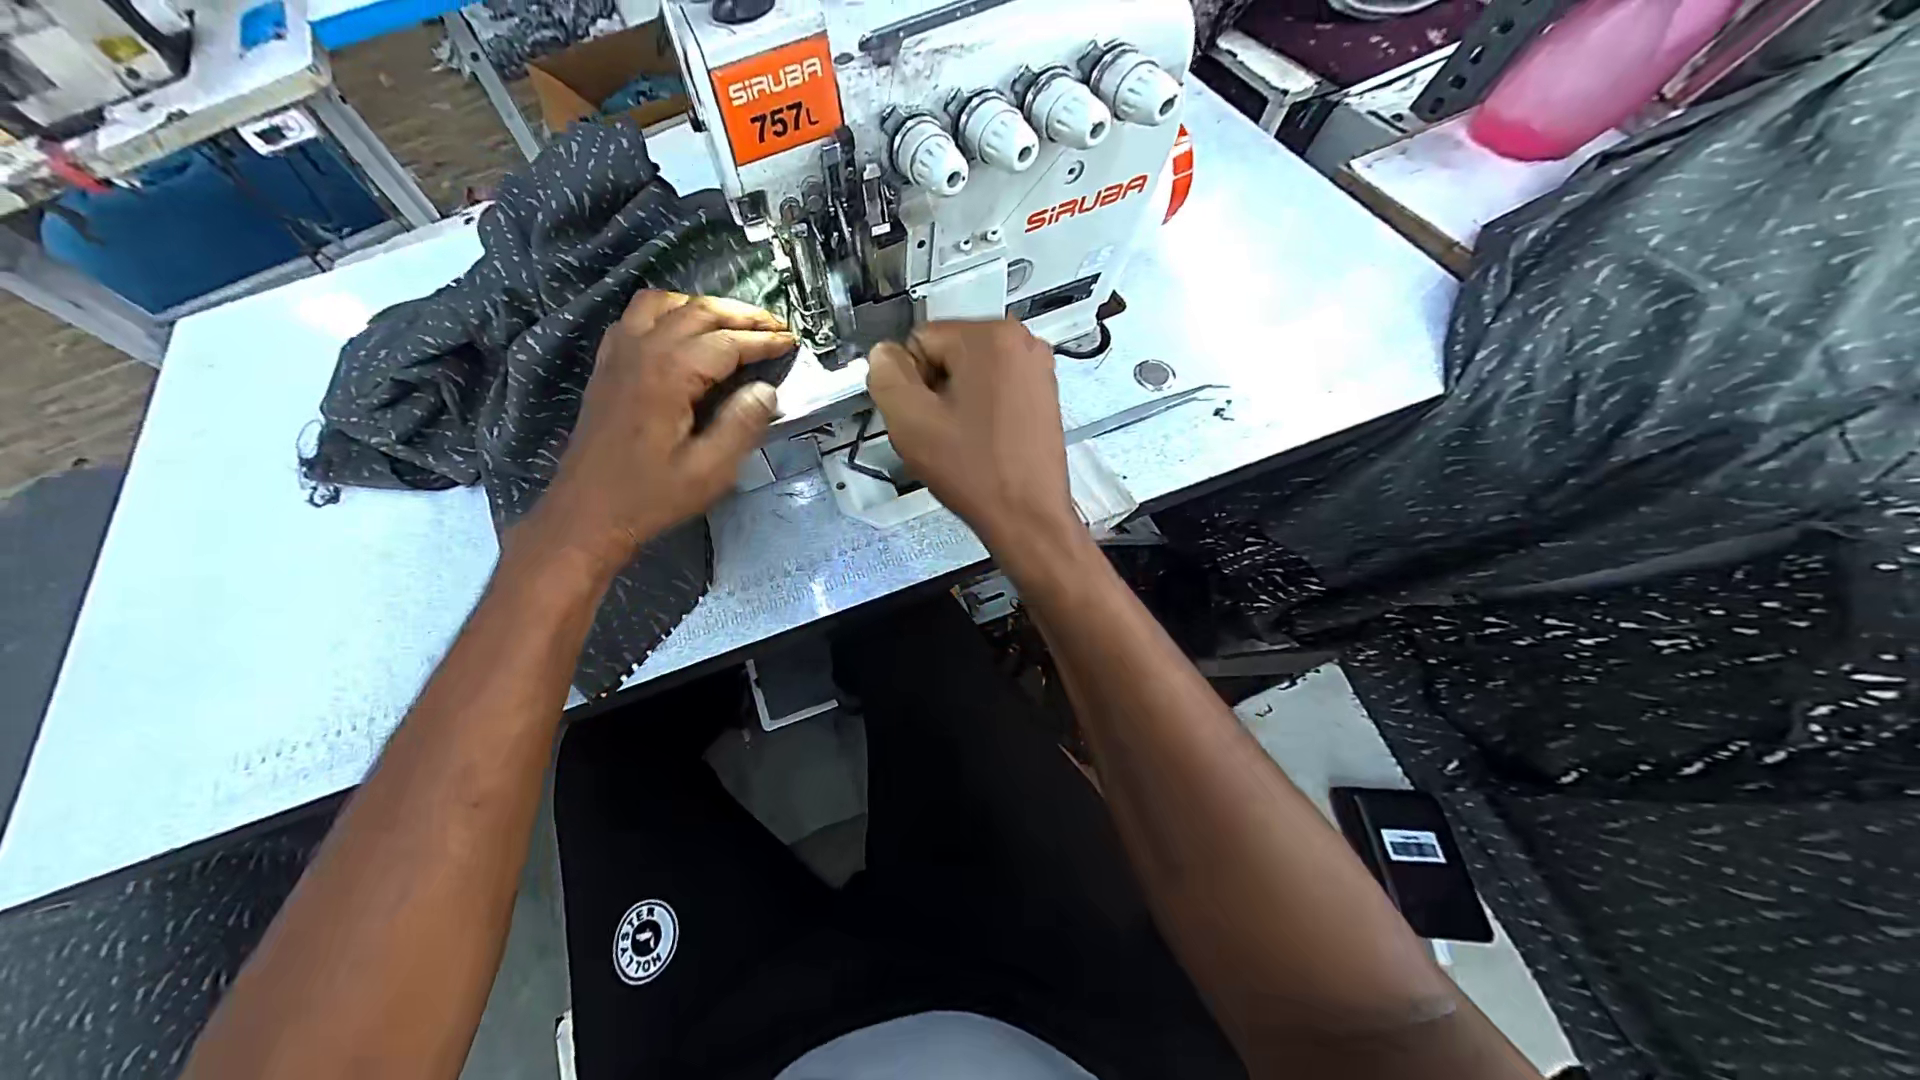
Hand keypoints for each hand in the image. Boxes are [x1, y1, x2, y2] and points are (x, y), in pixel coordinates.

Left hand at [524, 291, 792, 572]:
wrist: (586, 512)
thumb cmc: (651, 496)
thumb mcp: (710, 471)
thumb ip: (742, 425)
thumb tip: (766, 390)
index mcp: (669, 373)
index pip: (727, 341)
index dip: (763, 340)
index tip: (792, 341)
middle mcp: (642, 350)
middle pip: (697, 312)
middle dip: (741, 315)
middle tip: (775, 325)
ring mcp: (618, 354)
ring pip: (664, 304)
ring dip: (703, 306)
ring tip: (733, 322)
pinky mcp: (607, 366)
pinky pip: (636, 317)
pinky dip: (667, 312)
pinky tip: (682, 330)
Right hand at [867, 320, 1087, 580]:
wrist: (1027, 517)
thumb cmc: (979, 474)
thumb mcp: (910, 421)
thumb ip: (884, 375)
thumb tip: (884, 356)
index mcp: (991, 337)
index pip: (920, 340)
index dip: (910, 381)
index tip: (922, 414)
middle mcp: (1021, 343)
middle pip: (947, 353)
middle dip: (935, 389)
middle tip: (942, 431)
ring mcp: (1036, 370)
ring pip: (969, 374)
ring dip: (956, 403)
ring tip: (963, 439)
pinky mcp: (1042, 395)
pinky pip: (993, 390)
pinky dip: (980, 412)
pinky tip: (980, 442)